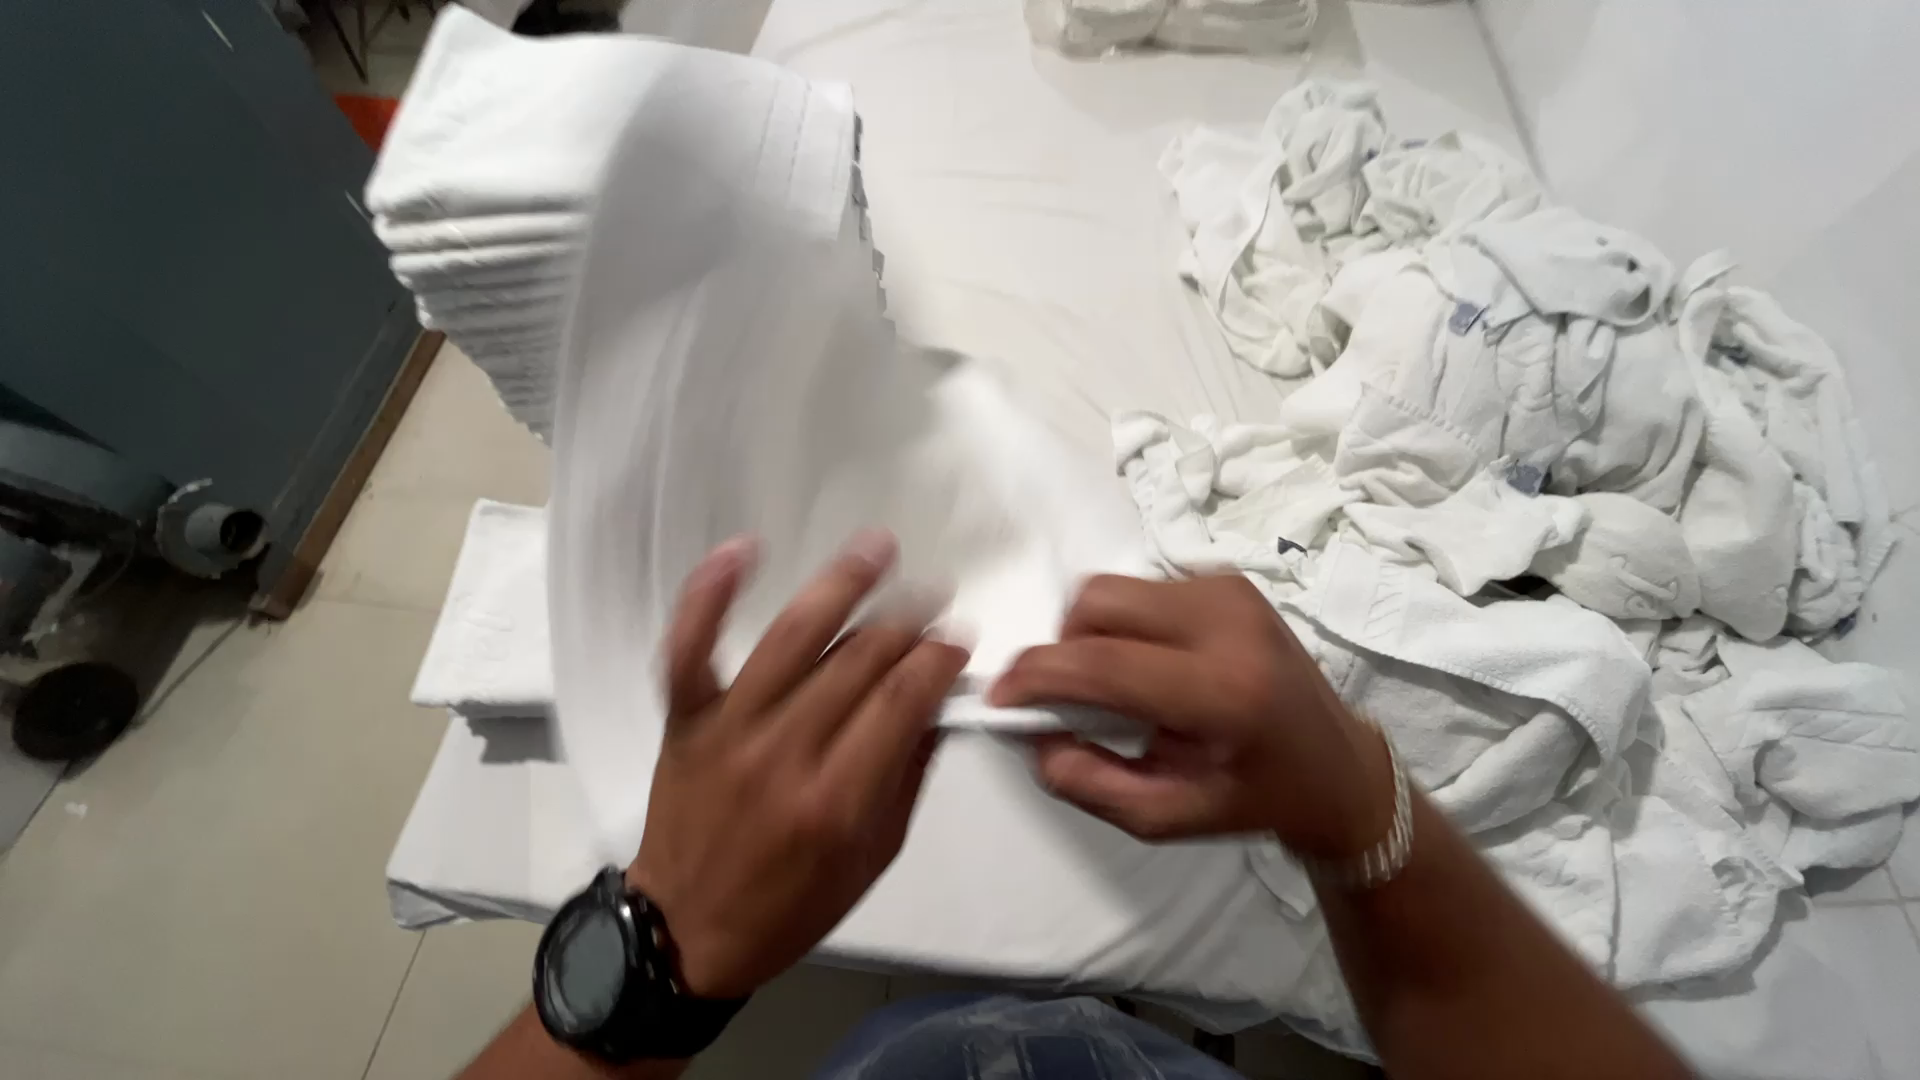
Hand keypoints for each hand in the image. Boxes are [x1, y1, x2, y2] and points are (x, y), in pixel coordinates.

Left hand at [626, 530, 969, 998]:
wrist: (686, 932)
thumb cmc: (791, 905)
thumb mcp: (875, 856)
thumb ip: (909, 773)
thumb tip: (937, 701)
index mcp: (836, 801)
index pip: (901, 702)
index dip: (937, 661)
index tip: (957, 643)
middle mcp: (783, 755)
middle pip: (858, 663)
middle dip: (907, 622)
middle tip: (933, 599)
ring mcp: (729, 730)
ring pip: (792, 640)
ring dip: (842, 585)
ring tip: (879, 548)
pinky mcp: (686, 718)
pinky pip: (690, 649)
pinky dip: (709, 596)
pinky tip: (741, 551)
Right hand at [989, 574, 1393, 857]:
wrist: (1338, 764)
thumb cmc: (1252, 798)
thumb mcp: (1164, 817)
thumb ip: (1086, 781)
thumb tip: (1031, 731)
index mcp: (1223, 692)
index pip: (1104, 664)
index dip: (1037, 676)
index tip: (1002, 697)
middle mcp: (1228, 623)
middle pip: (1098, 603)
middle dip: (1062, 646)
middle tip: (1069, 693)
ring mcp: (1232, 591)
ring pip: (1114, 588)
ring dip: (1091, 633)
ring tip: (1114, 679)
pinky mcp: (1230, 579)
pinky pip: (1142, 587)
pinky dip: (1124, 622)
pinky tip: (1151, 659)